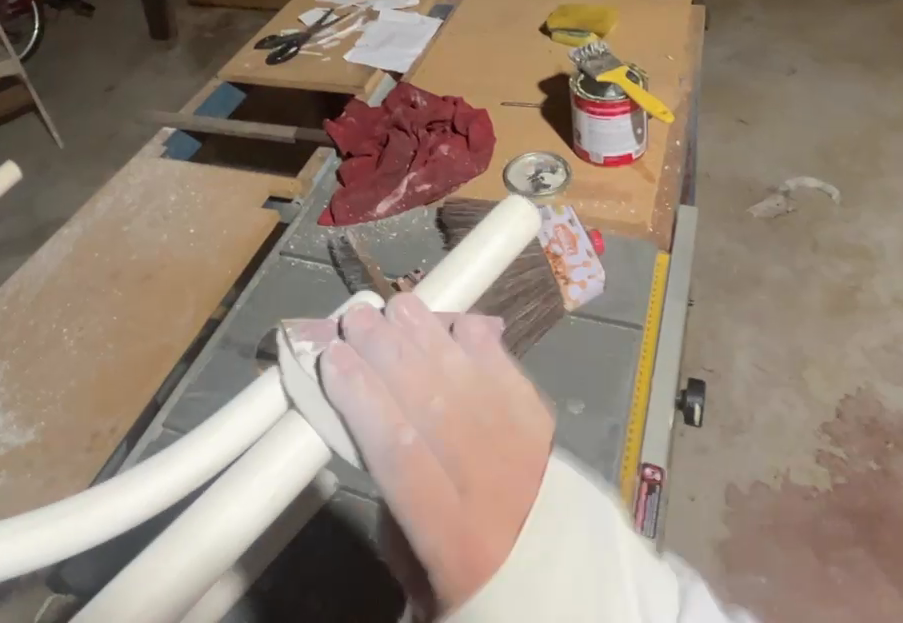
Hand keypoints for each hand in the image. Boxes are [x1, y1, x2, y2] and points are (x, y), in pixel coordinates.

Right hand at [319, 293, 554, 611]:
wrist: (568, 594)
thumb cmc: (478, 590)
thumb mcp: (418, 577)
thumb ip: (395, 509)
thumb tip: (375, 433)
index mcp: (457, 539)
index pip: (402, 452)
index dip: (364, 398)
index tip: (333, 359)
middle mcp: (497, 488)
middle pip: (436, 403)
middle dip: (391, 352)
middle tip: (358, 319)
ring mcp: (530, 454)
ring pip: (474, 381)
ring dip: (432, 336)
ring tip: (399, 307)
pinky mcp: (549, 434)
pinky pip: (514, 376)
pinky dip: (484, 344)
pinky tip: (456, 322)